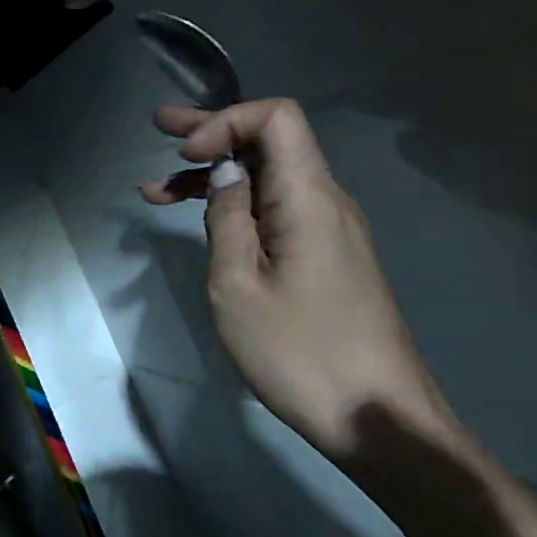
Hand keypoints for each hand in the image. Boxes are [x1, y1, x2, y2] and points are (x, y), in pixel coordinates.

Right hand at [141, 99, 457, 459]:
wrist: (379, 419)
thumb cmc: (301, 354)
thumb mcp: (239, 287)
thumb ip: (228, 218)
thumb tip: (227, 172)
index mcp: (309, 197)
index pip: (276, 117)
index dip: (226, 121)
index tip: (188, 154)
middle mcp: (326, 200)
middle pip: (270, 141)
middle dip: (212, 132)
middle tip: (160, 127)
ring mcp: (330, 229)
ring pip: (269, 180)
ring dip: (216, 177)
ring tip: (157, 189)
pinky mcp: (327, 256)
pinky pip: (278, 211)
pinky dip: (236, 208)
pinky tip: (200, 222)